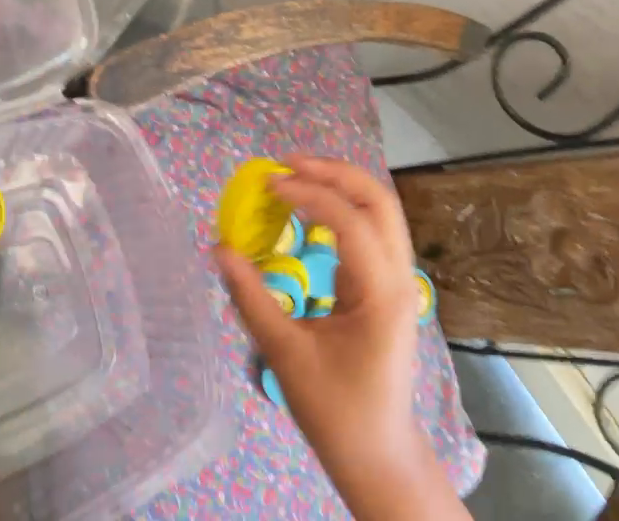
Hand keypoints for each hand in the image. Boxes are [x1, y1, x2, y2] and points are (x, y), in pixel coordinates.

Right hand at [214, 155, 466, 520]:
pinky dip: (339, 208)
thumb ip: (251, 297)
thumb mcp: (285, 355)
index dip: (308, 193)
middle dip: (332, 172)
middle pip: (378, 200)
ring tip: (293, 175)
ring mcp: (398, 280)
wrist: (378, 454)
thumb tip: (219, 249)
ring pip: (379, 210)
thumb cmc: (335, 411)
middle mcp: (399, 277)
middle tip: (284, 164)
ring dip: (338, 185)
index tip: (267, 185)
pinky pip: (368, 230)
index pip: (349, 220)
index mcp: (381, 293)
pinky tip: (307, 209)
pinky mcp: (385, 286)